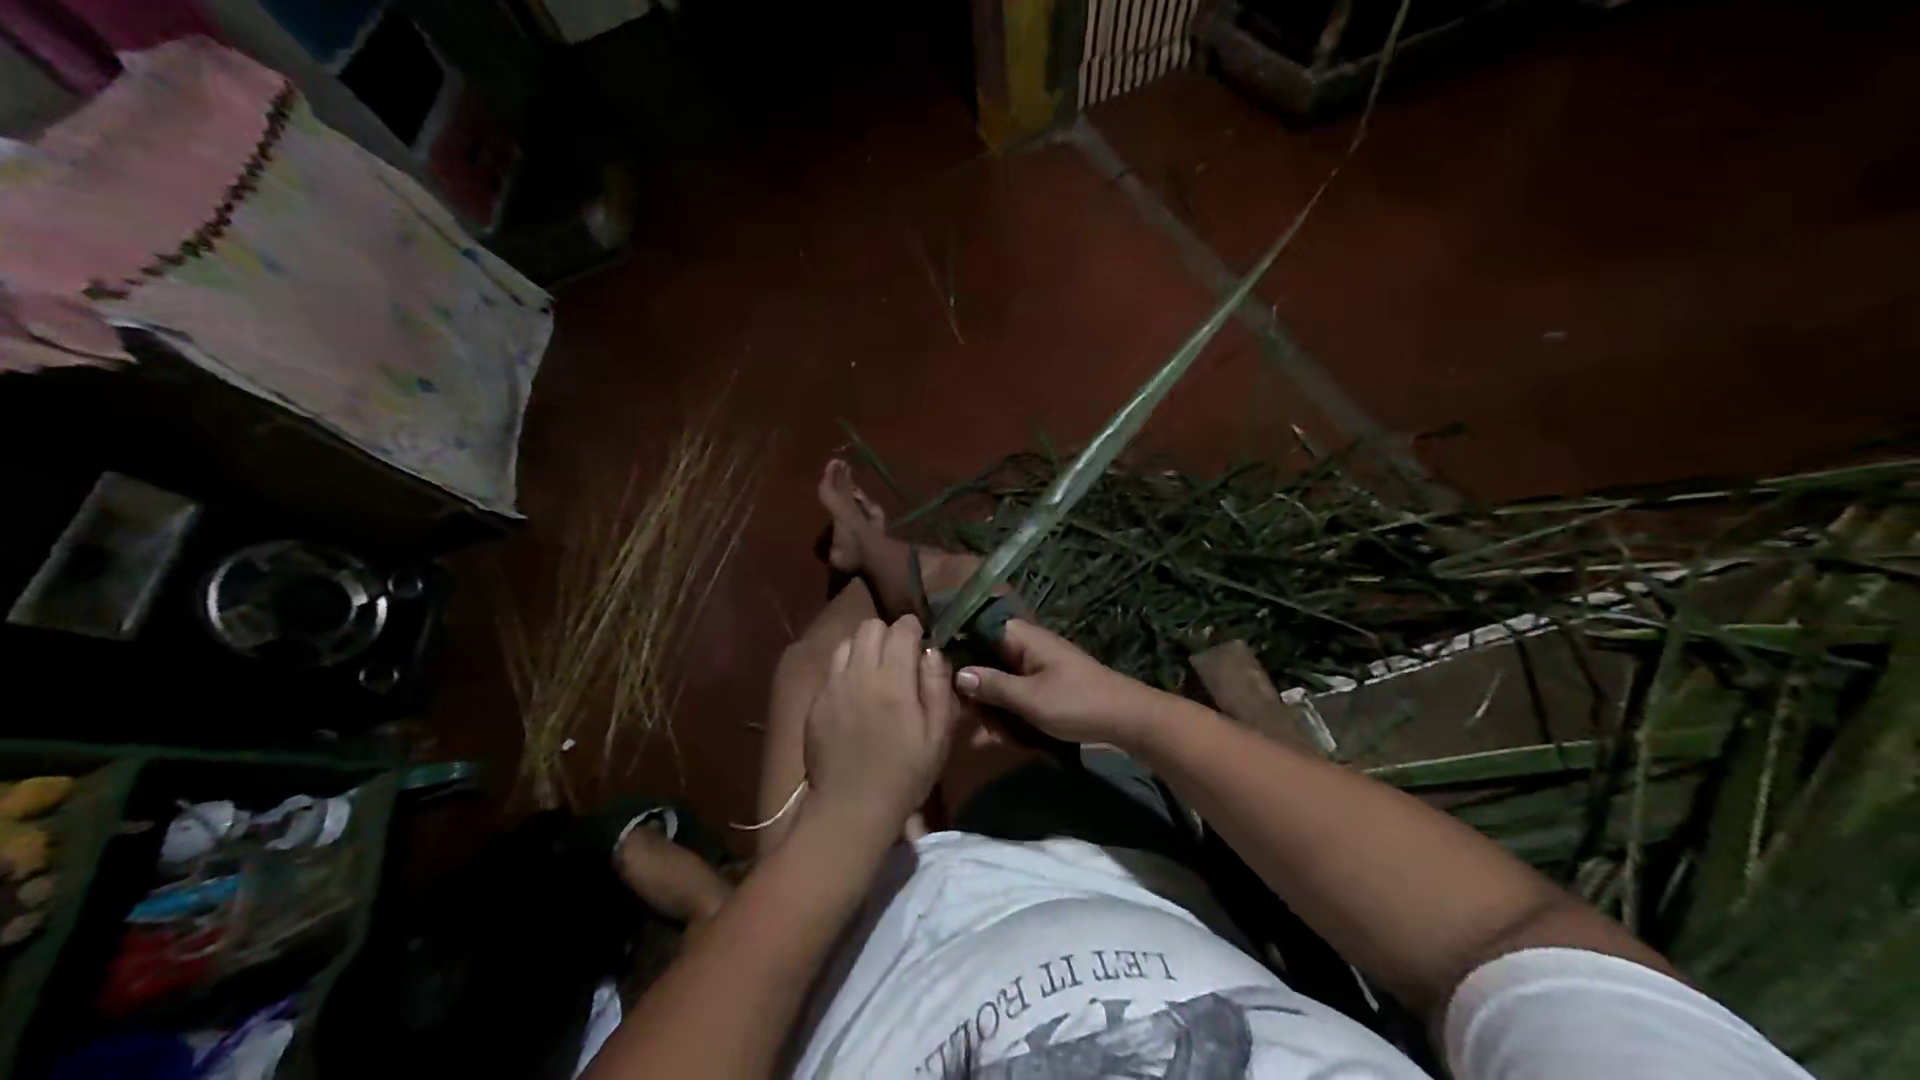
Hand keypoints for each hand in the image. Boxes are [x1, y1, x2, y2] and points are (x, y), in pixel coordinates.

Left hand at [802, 615, 957, 843]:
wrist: (850, 808)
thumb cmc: (905, 774)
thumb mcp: (938, 735)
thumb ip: (938, 686)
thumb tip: (932, 651)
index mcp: (893, 680)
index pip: (900, 628)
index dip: (913, 628)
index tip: (920, 641)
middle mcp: (859, 674)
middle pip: (870, 627)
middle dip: (888, 634)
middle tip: (899, 658)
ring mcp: (832, 687)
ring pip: (847, 643)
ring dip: (864, 649)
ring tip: (875, 673)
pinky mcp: (815, 702)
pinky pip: (832, 669)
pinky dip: (847, 670)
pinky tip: (856, 696)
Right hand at [952, 619, 1175, 748]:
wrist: (1126, 717)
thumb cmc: (1077, 703)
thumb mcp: (1030, 699)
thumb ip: (993, 685)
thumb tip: (957, 673)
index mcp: (1023, 637)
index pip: (979, 623)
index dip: (956, 635)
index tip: (934, 655)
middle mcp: (1028, 642)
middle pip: (986, 647)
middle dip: (970, 671)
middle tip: (954, 698)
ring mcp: (1038, 660)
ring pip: (998, 667)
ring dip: (987, 689)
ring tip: (975, 714)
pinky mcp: (1045, 678)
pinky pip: (1013, 681)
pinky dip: (1003, 696)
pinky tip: (996, 718)